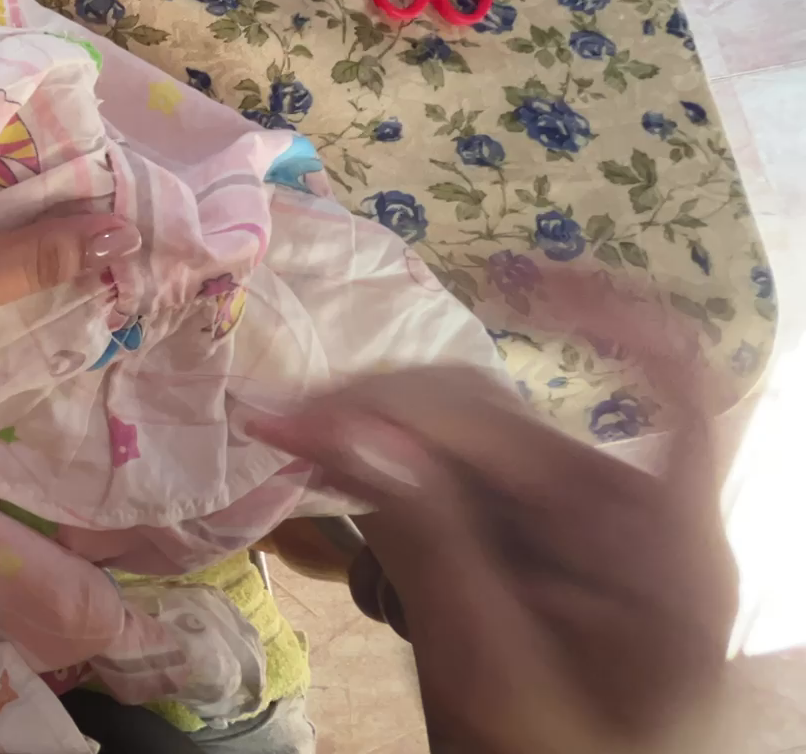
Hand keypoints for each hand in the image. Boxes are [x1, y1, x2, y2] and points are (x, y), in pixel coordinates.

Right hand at [241, 283, 736, 753]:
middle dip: (375, 405)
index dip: (604, 318)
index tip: (513, 275)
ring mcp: (543, 503)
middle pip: (486, 408)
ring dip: (355, 424)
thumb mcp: (490, 667)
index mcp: (657, 540)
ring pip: (436, 419)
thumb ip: (429, 543)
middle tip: (274, 428)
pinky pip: (417, 452)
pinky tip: (318, 462)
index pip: (668, 393)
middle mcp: (603, 501)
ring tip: (286, 448)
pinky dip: (359, 449)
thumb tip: (343, 428)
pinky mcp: (491, 510)